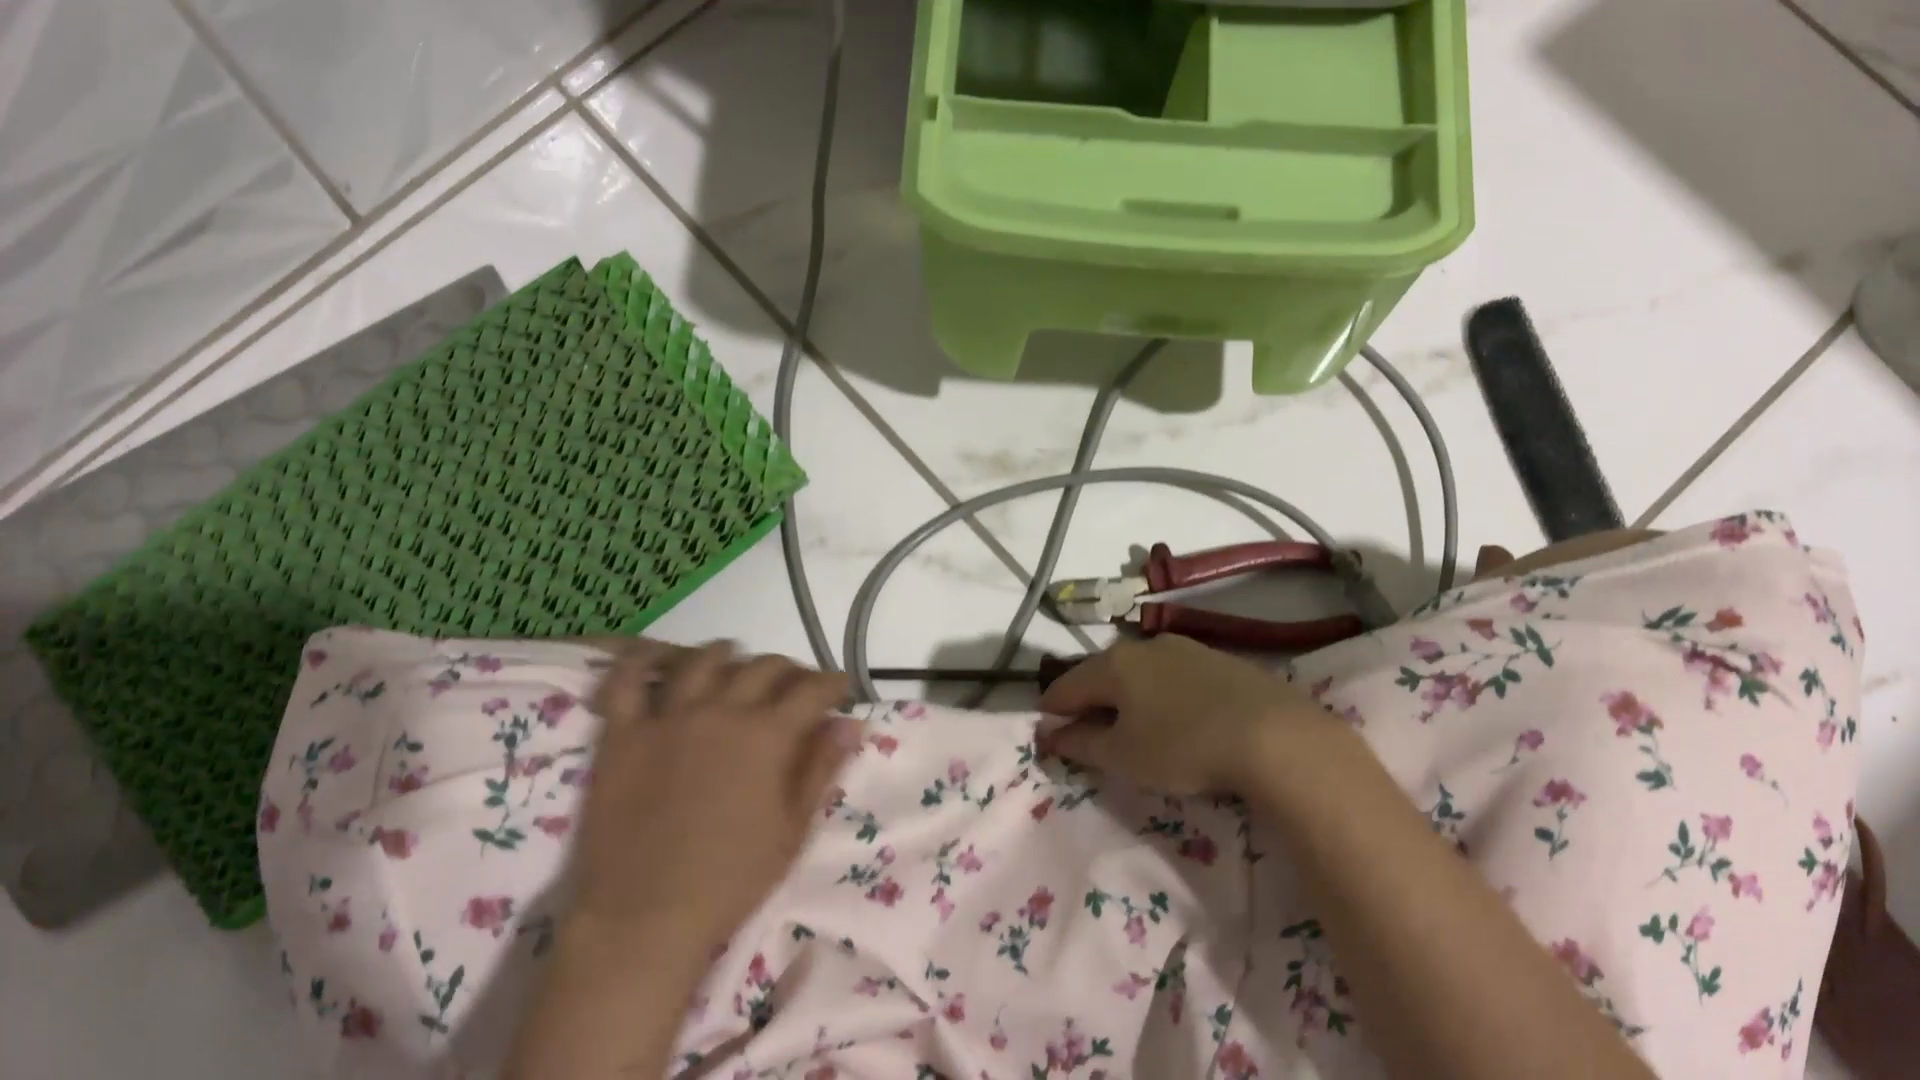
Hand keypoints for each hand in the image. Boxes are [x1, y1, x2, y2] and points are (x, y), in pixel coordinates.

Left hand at [573, 641, 854, 947]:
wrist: (644, 917)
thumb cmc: (730, 880)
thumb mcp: (792, 829)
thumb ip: (821, 768)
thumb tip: (851, 723)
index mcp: (767, 736)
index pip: (811, 690)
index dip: (832, 684)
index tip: (840, 689)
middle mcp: (720, 711)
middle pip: (762, 668)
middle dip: (788, 670)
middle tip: (795, 684)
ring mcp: (666, 718)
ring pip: (701, 662)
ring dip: (726, 654)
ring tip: (734, 658)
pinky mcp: (621, 733)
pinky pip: (627, 681)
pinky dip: (643, 660)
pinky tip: (658, 657)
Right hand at [1038, 635, 1326, 794]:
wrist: (1275, 736)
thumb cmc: (1184, 747)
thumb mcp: (1124, 756)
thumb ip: (1082, 743)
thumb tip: (1051, 734)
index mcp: (1114, 665)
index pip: (1067, 686)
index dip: (1051, 710)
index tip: (1044, 730)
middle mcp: (1147, 647)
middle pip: (1104, 673)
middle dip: (1090, 699)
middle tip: (1086, 730)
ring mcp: (1188, 649)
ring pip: (1142, 672)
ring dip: (1129, 696)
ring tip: (1131, 724)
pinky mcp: (1223, 662)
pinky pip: (1176, 677)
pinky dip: (1163, 695)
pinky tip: (1175, 717)